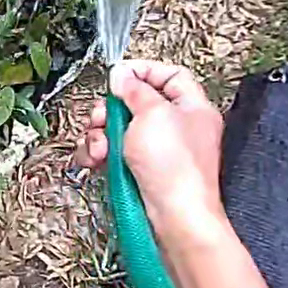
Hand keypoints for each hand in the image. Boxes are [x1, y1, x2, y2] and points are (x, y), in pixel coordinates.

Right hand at [73, 60, 228, 243]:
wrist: (174, 217)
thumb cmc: (175, 168)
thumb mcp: (152, 114)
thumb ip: (135, 89)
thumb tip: (121, 75)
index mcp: (191, 108)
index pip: (169, 75)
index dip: (143, 71)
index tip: (118, 74)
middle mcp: (175, 127)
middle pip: (135, 102)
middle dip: (111, 108)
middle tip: (102, 116)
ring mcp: (156, 150)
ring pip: (118, 128)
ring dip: (99, 134)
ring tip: (99, 147)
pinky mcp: (139, 170)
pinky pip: (112, 152)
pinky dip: (99, 154)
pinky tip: (95, 160)